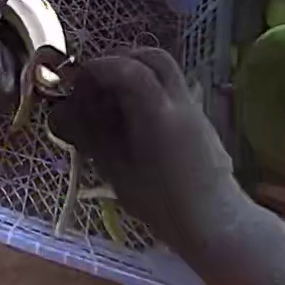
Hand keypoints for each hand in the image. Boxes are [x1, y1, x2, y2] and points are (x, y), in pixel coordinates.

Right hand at [52, 48, 284, 284]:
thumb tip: (66, 112)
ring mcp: (195, 109)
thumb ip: (92, 136)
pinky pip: (172, 89)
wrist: (219, 227)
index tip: (80, 79)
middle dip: (122, 60)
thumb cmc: (164, 206)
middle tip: (98, 79)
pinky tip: (134, 117)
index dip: (100, 67)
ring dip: (137, 72)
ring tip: (113, 98)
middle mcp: (180, 103)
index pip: (129, 69)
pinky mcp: (200, 120)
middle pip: (154, 58)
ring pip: (166, 71)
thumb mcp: (117, 172)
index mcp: (159, 114)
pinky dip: (150, 89)